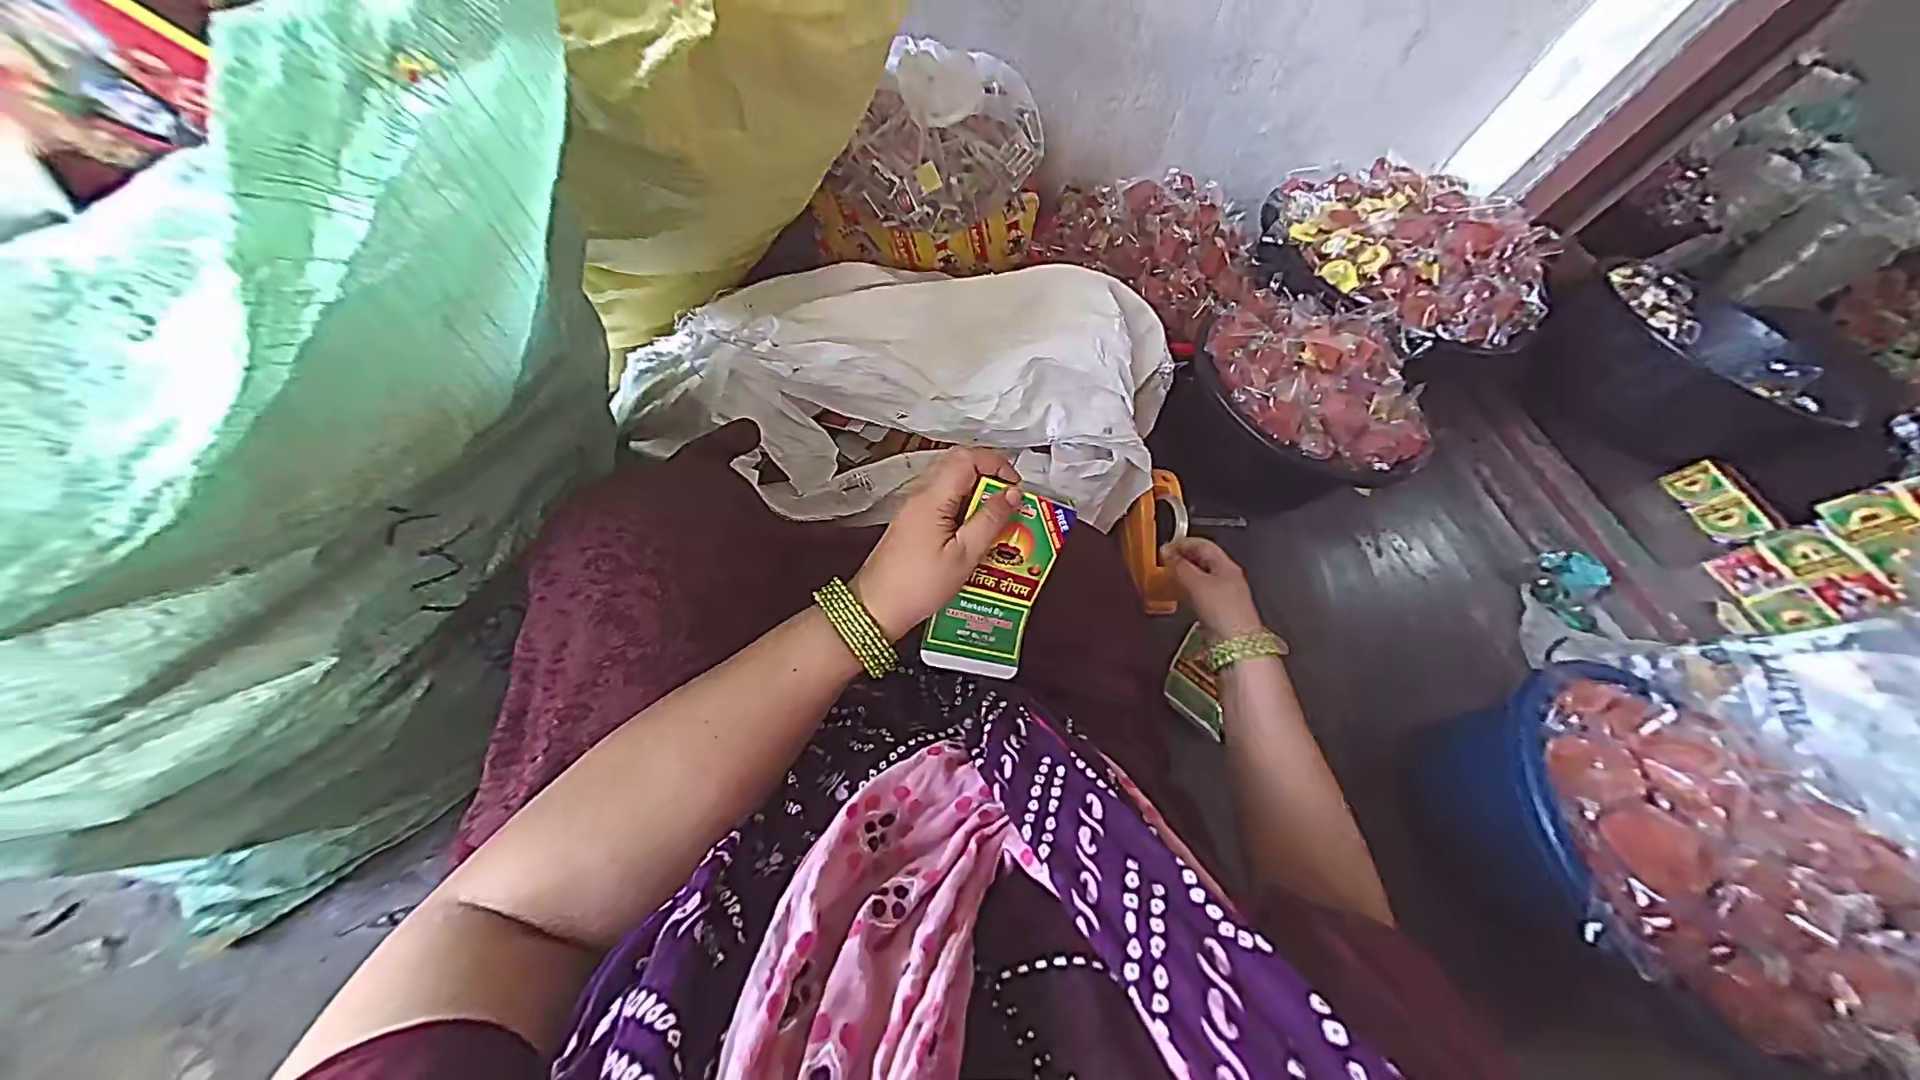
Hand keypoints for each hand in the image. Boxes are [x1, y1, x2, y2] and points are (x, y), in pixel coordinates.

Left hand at [851, 448, 1023, 638]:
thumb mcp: (964, 556)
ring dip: (977, 493)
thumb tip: (1012, 494)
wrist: (877, 608)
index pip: (967, 458)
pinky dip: (963, 509)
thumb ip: (990, 520)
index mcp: (932, 498)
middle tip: (1008, 501)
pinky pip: (943, 502)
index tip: (1015, 486)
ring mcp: (914, 509)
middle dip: (989, 475)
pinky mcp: (913, 523)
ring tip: (995, 520)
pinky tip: (974, 534)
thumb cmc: (917, 586)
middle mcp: (920, 496)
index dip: (996, 464)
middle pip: (958, 464)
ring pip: (951, 483)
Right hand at [1163, 537, 1264, 637]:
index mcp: (1227, 565)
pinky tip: (1179, 593)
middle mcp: (1228, 576)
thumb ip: (1180, 565)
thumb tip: (1167, 551)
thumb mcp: (1196, 582)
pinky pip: (1201, 591)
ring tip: (1168, 575)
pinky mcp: (1219, 608)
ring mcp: (1225, 593)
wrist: (1236, 642)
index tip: (1166, 548)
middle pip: (1203, 559)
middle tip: (1165, 561)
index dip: (1183, 543)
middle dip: (1183, 557)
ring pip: (1201, 575)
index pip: (1203, 545)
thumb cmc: (1222, 610)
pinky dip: (1188, 588)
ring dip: (1184, 573)